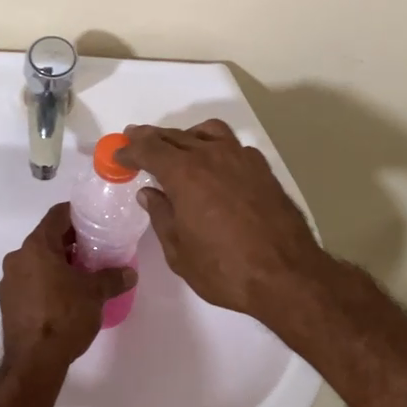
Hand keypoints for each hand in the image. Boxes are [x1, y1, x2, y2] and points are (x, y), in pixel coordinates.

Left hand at [0, 203, 135, 371]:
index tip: (93, 220)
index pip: (57, 215)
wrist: (35, 361)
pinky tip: (62, 297)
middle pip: (46, 239)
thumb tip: (129, 272)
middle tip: (94, 250)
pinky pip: (28, 281)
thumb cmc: (65, 316)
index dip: (76, 214)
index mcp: (37, 246)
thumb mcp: (95, 294)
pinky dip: (44, 282)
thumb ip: (113, 278)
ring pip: (36, 261)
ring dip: (56, 263)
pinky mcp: (7, 302)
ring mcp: (8, 281)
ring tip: (80, 275)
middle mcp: (17, 257)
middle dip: (69, 242)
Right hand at [117, 120, 329, 321]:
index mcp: (185, 174)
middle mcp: (212, 156)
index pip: (149, 150)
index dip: (130, 150)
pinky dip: (214, 147)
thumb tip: (149, 194)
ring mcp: (241, 158)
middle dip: (152, 138)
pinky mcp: (263, 169)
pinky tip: (213, 166)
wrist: (287, 275)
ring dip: (185, 136)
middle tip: (136, 141)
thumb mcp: (180, 252)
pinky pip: (232, 146)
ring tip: (176, 148)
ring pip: (207, 132)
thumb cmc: (225, 270)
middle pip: (175, 136)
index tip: (119, 155)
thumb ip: (162, 217)